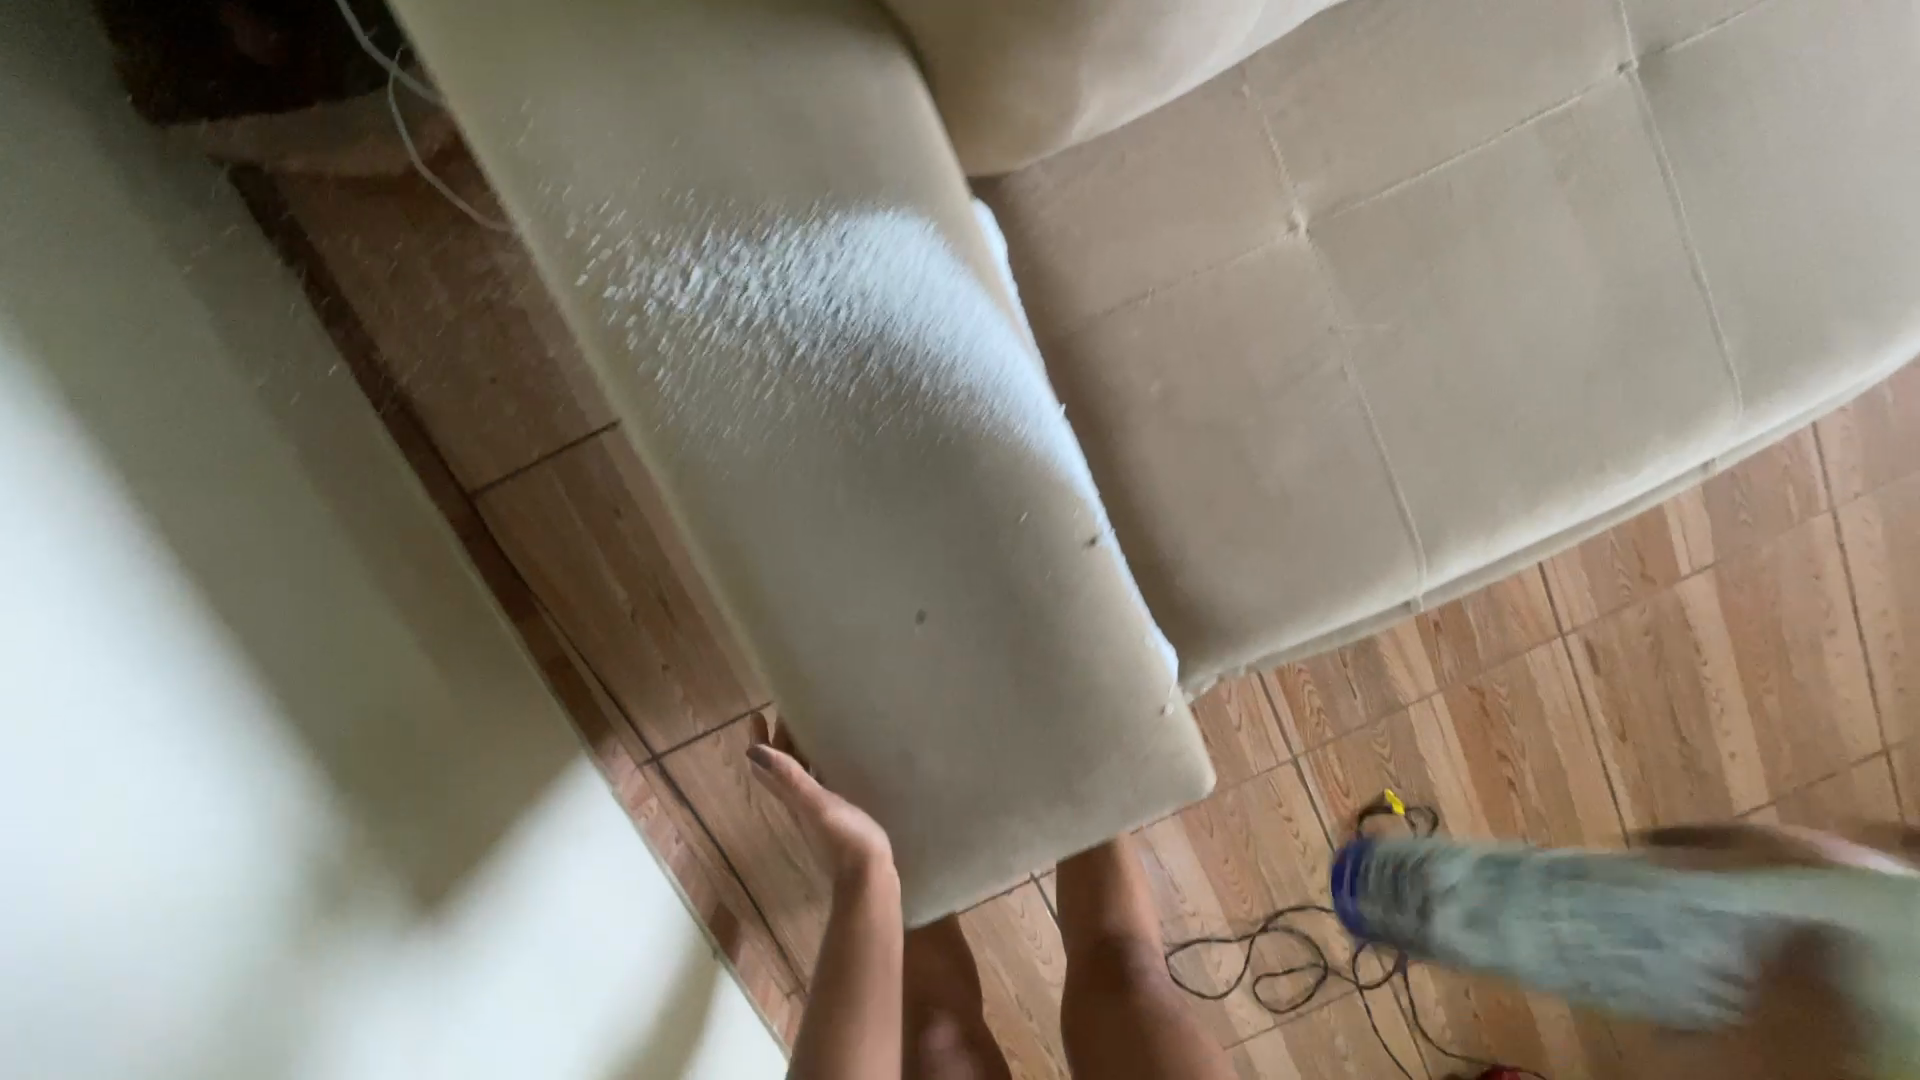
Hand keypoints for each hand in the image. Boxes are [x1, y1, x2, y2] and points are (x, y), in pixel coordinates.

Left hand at [747, 716, 894, 888]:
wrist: (868, 877)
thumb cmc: (845, 838)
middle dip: (779, 741)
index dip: (759, 741)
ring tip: (808, 729)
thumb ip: (791, 779)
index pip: (766, 766)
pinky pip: (819, 783)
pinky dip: (818, 766)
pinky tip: (834, 761)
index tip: (757, 715)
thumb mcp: (817, 805)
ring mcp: (817, 812)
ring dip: (796, 752)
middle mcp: (799, 804)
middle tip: (788, 714)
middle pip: (781, 768)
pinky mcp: (836, 817)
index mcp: (793, 799)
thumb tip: (754, 751)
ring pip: (798, 776)